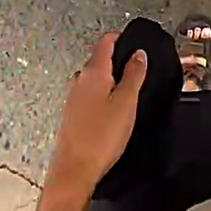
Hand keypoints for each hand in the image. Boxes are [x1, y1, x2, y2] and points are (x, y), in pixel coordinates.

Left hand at [45, 32, 147, 195]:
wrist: (73, 173)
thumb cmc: (100, 138)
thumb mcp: (126, 102)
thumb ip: (134, 74)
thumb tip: (139, 54)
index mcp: (93, 71)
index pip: (106, 40)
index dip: (122, 37)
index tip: (135, 42)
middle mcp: (80, 79)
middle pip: (100, 58)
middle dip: (119, 60)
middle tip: (137, 70)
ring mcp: (73, 97)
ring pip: (95, 78)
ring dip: (111, 80)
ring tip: (128, 95)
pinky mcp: (71, 114)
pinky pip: (90, 95)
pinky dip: (103, 96)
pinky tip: (112, 113)